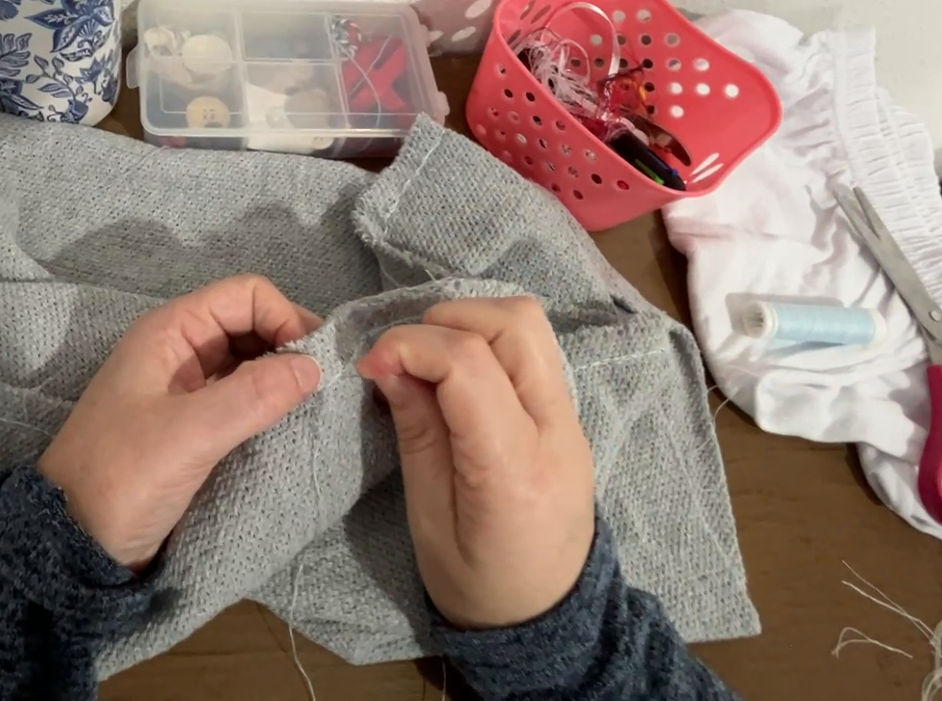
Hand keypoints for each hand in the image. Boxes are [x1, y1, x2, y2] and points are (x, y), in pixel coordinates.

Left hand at [38, 275, 325, 570]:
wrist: (70, 544)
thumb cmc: (121, 477)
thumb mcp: (186, 435)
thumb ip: (252, 396)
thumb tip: (315, 367)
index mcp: (172, 330)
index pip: (245, 295)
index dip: (284, 318)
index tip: (314, 365)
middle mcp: (182, 347)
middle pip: (250, 321)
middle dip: (289, 343)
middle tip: (325, 385)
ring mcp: (187, 384)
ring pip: (249, 357)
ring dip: (282, 373)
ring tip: (315, 404)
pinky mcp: (193, 419)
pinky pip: (242, 392)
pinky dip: (269, 399)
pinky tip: (290, 421)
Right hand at [356, 296, 596, 628]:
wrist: (550, 621)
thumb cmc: (477, 584)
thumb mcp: (427, 518)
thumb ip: (415, 430)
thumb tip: (388, 363)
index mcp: (516, 468)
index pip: (468, 363)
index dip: (408, 345)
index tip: (370, 364)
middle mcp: (557, 430)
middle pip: (512, 323)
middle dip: (443, 319)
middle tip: (405, 355)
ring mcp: (571, 418)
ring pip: (527, 322)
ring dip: (468, 321)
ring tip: (430, 357)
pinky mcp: (569, 412)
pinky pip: (531, 346)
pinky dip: (486, 337)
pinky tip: (457, 370)